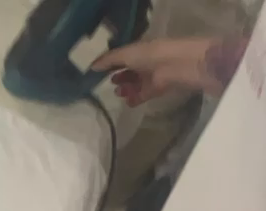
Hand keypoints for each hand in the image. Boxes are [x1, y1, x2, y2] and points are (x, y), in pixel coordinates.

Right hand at [92, 37, 232, 106]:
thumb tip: (91, 67)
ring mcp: (150, 77)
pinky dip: (134, 100)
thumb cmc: (149, 55)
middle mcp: (144, 63)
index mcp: (139, 51)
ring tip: (118, 93)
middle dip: (120, 78)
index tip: (100, 72)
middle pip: (129, 72)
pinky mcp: (155, 91)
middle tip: (110, 84)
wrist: (174, 66)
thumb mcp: (126, 54)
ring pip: (134, 85)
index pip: (123, 58)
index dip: (112, 64)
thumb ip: (109, 61)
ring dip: (125, 90)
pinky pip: (141, 96)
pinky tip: (127, 102)